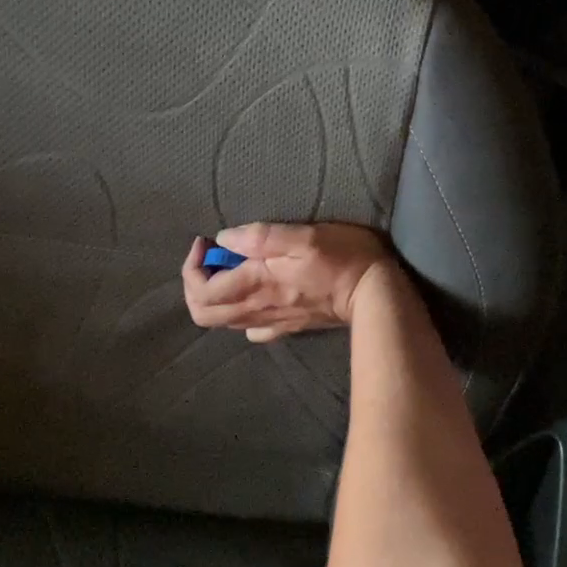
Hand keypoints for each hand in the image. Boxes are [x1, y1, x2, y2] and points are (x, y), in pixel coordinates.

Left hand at [181, 222, 391, 341]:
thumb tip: (225, 239)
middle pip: (203, 313)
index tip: (206, 241)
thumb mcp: (305, 236)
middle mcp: (256, 309)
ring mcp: (272, 323)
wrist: (375, 294)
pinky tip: (254, 295)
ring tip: (229, 270)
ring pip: (223, 323)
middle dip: (194, 285)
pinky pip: (251, 330)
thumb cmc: (343, 257)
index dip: (192, 266)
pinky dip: (240, 314)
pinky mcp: (288, 327)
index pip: (201, 290)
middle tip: (210, 258)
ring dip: (214, 297)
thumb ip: (262, 237)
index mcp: (256, 285)